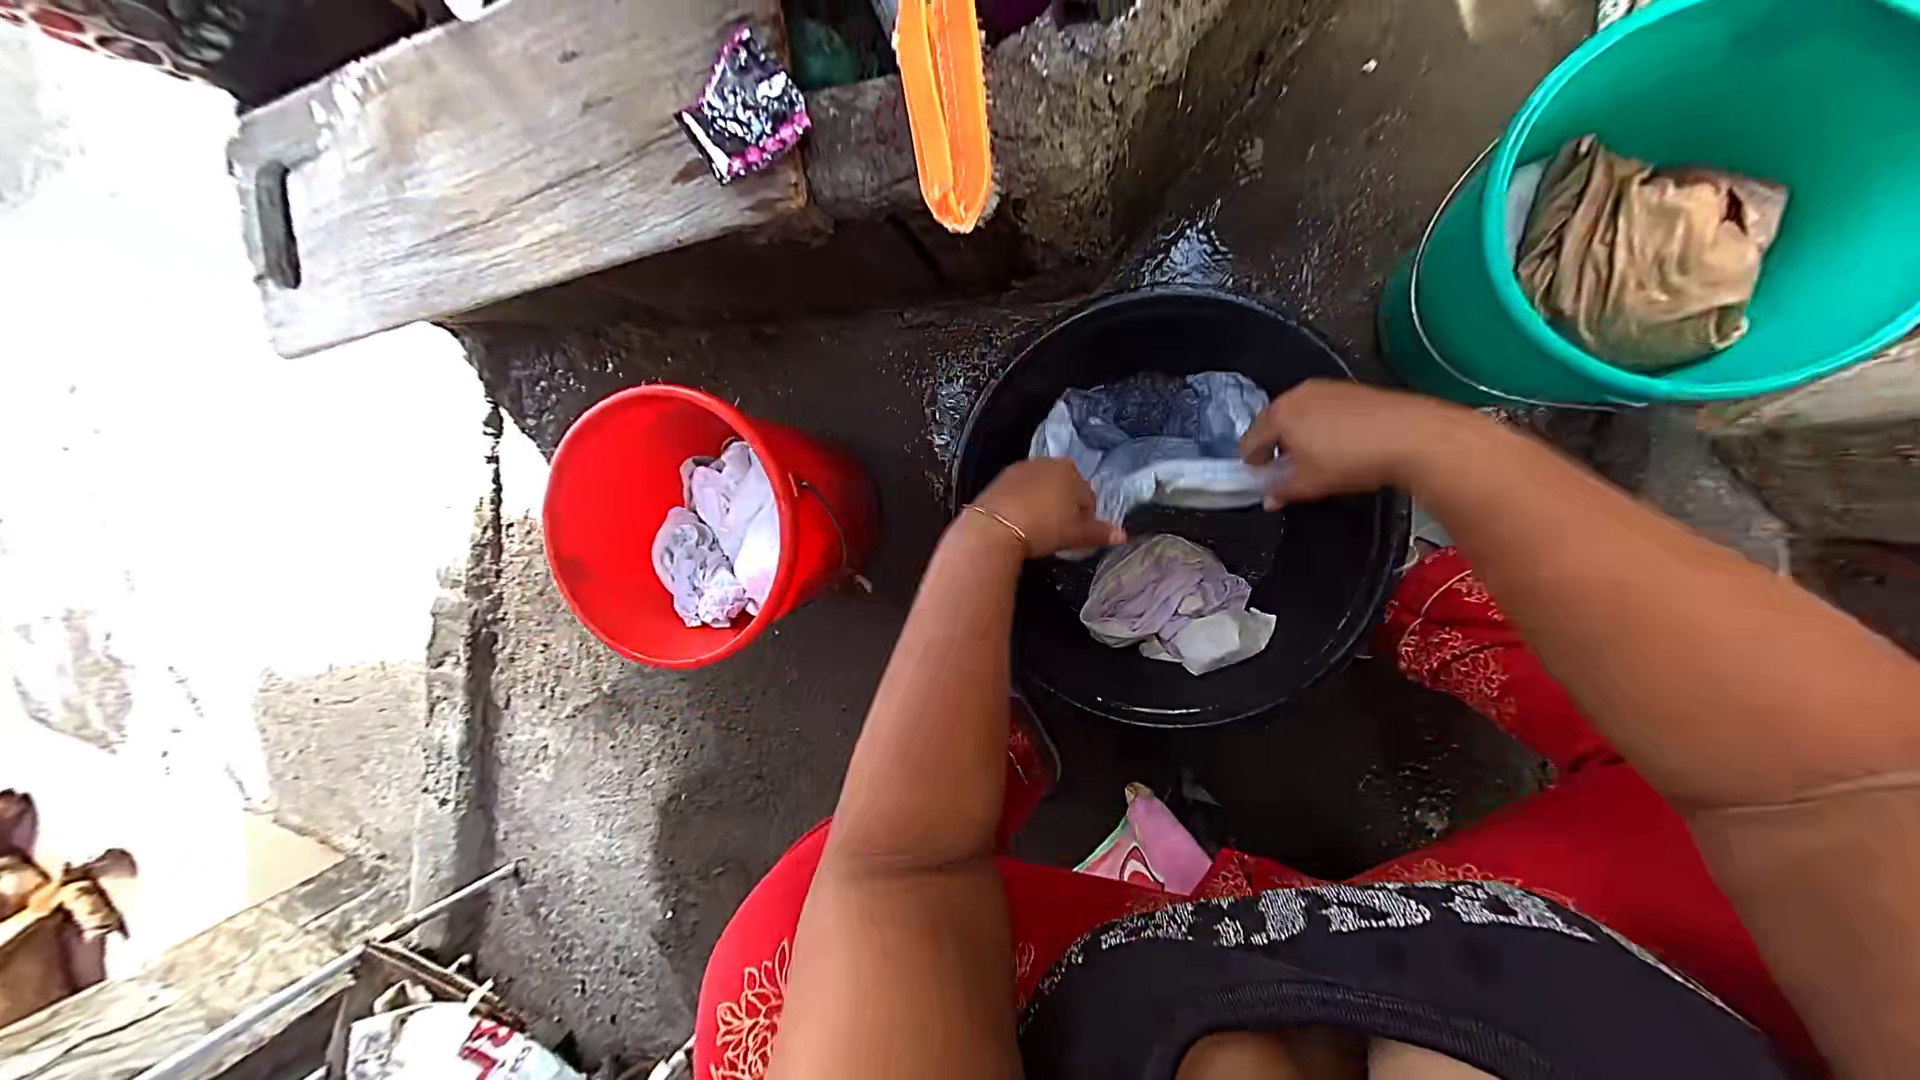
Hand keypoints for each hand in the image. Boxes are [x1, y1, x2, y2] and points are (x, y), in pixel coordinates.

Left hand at [969, 458, 1125, 557]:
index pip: (1087, 496)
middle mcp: (1046, 463)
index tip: (1075, 535)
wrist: (994, 528)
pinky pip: (1019, 491)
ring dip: (1042, 504)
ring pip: (1040, 488)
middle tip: (1057, 532)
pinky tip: (1018, 522)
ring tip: (1037, 528)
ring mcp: (1020, 469)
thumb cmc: (1042, 528)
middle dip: (1063, 508)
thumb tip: (1123, 534)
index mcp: (1070, 471)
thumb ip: (1099, 532)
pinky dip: (1022, 503)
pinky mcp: (999, 479)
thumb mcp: (1075, 534)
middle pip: (1063, 488)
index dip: (1084, 518)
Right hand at [1237, 380, 1463, 507]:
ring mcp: (1327, 389)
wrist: (1415, 436)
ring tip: (1316, 460)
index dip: (1253, 464)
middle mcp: (1298, 395)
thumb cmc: (1355, 456)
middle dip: (1275, 448)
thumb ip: (1282, 490)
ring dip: (1299, 436)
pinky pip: (1324, 410)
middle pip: (1273, 425)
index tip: (1260, 479)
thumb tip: (1270, 497)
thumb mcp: (1310, 483)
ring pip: (1299, 416)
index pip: (1250, 442)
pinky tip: (1339, 446)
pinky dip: (1323, 427)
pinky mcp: (1352, 390)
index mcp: (1279, 415)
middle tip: (1286, 472)